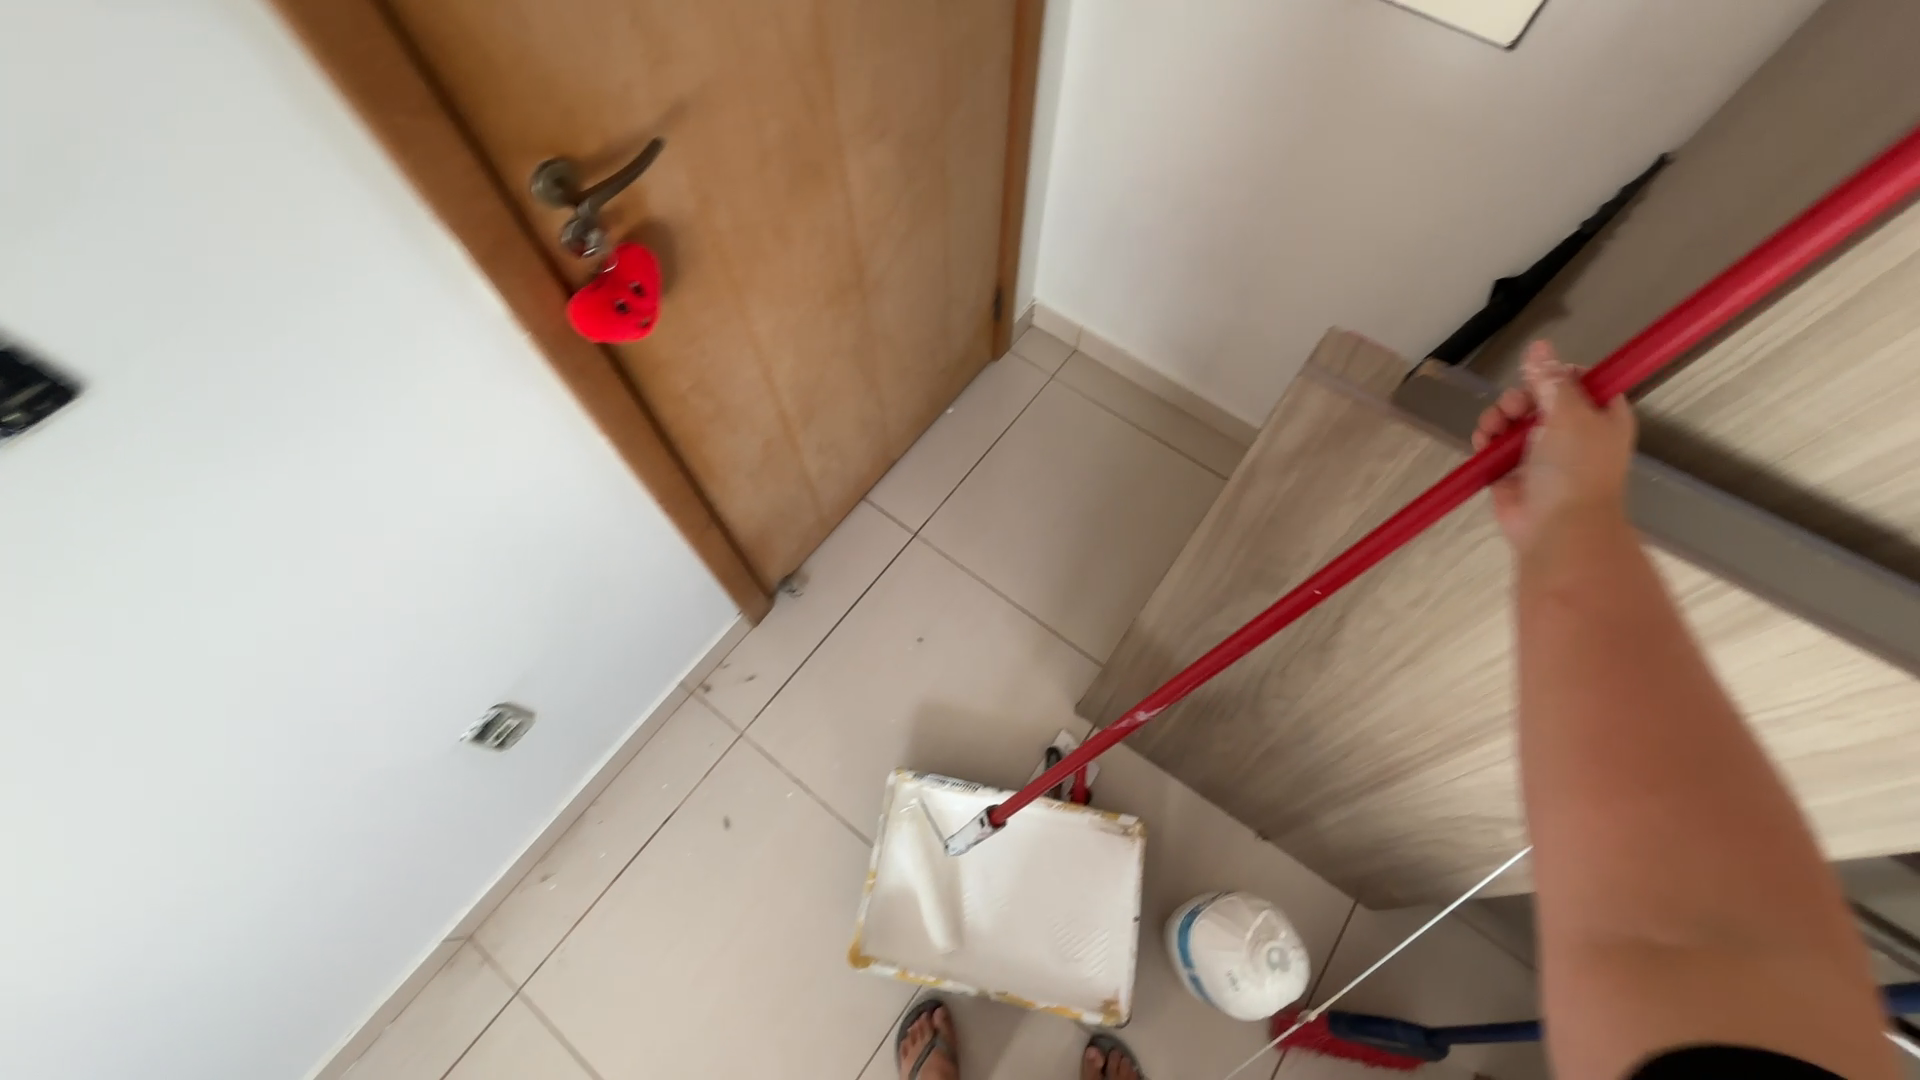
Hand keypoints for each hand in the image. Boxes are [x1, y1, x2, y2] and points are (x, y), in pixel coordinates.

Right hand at [1472, 341, 1635, 552]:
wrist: (1557, 527)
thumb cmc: (1575, 469)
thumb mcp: (1570, 415)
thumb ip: (1551, 380)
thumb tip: (1540, 345)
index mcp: (1600, 415)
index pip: (1580, 380)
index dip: (1556, 374)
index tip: (1538, 377)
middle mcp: (1572, 431)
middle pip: (1538, 398)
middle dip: (1518, 399)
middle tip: (1514, 409)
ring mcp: (1539, 452)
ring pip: (1511, 420)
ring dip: (1497, 419)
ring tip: (1493, 430)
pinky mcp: (1511, 471)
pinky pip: (1493, 446)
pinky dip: (1484, 441)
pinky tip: (1482, 444)